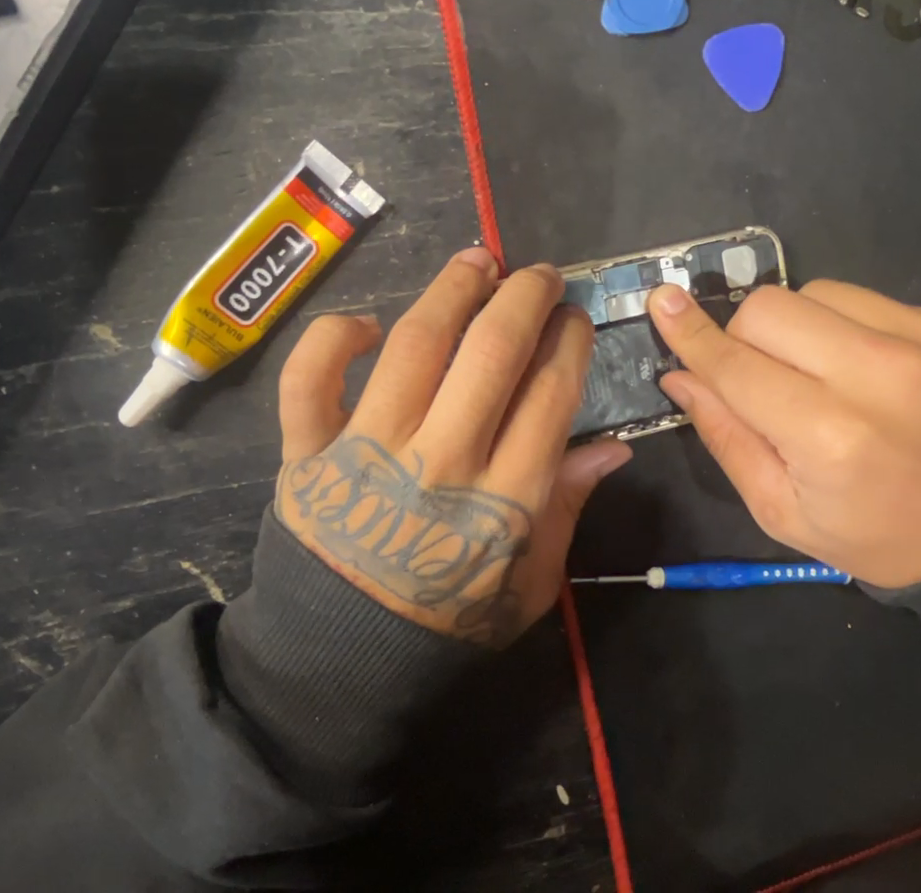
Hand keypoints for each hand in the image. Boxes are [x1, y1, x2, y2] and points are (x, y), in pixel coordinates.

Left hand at [273, 247, 631, 646]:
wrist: (342, 659)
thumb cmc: (449, 622)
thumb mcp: (531, 583)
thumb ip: (567, 508)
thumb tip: (614, 447)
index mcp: (504, 500)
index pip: (549, 394)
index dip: (569, 342)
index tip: (575, 319)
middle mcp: (440, 461)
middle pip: (491, 352)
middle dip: (525, 298)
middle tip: (540, 275)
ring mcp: (368, 450)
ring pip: (416, 343)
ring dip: (453, 290)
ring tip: (478, 262)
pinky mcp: (306, 451)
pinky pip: (311, 376)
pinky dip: (336, 338)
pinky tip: (370, 326)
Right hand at [647, 281, 920, 587]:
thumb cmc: (886, 539)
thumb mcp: (789, 515)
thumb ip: (728, 439)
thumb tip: (683, 376)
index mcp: (829, 436)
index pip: (735, 364)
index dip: (691, 335)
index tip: (662, 303)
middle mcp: (879, 373)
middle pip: (770, 308)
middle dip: (748, 337)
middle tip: (768, 379)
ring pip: (820, 292)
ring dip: (803, 328)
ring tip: (829, 376)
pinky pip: (875, 300)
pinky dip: (856, 330)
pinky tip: (880, 374)